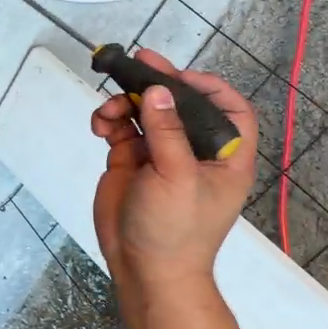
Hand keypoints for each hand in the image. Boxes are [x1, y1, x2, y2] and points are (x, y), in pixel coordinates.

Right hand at [89, 49, 257, 297]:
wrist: (145, 267)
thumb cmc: (176, 226)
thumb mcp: (177, 176)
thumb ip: (166, 131)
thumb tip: (156, 89)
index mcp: (224, 155)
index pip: (229, 110)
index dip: (209, 88)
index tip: (178, 77)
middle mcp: (193, 150)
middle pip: (179, 104)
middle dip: (157, 84)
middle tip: (135, 62)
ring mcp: (160, 154)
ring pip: (143, 111)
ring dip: (122, 104)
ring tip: (106, 113)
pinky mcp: (130, 161)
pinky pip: (120, 128)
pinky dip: (107, 121)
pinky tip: (98, 127)